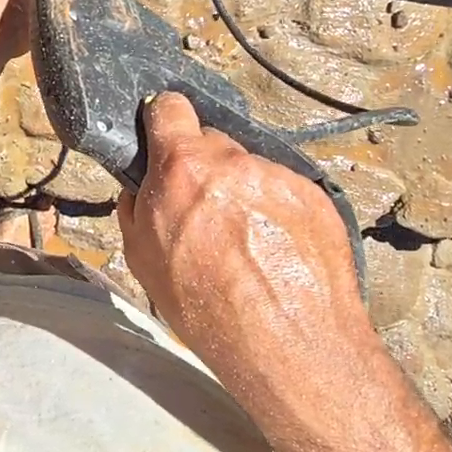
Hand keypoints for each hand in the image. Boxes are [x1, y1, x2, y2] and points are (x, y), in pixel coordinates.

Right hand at [117, 93, 371, 388]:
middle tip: (204, 210)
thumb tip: (141, 187)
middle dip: (203, 167)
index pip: (170, 106)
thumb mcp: (141, 257)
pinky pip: (284, 191)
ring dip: (241, 191)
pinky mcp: (315, 197)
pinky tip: (277, 250)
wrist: (291, 345)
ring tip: (247, 240)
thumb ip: (136, 207)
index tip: (163, 137)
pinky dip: (277, 210)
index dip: (163, 118)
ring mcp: (277, 176)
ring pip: (248, 169)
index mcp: (181, 166)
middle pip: (211, 143)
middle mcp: (231, 160)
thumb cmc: (207, 306)